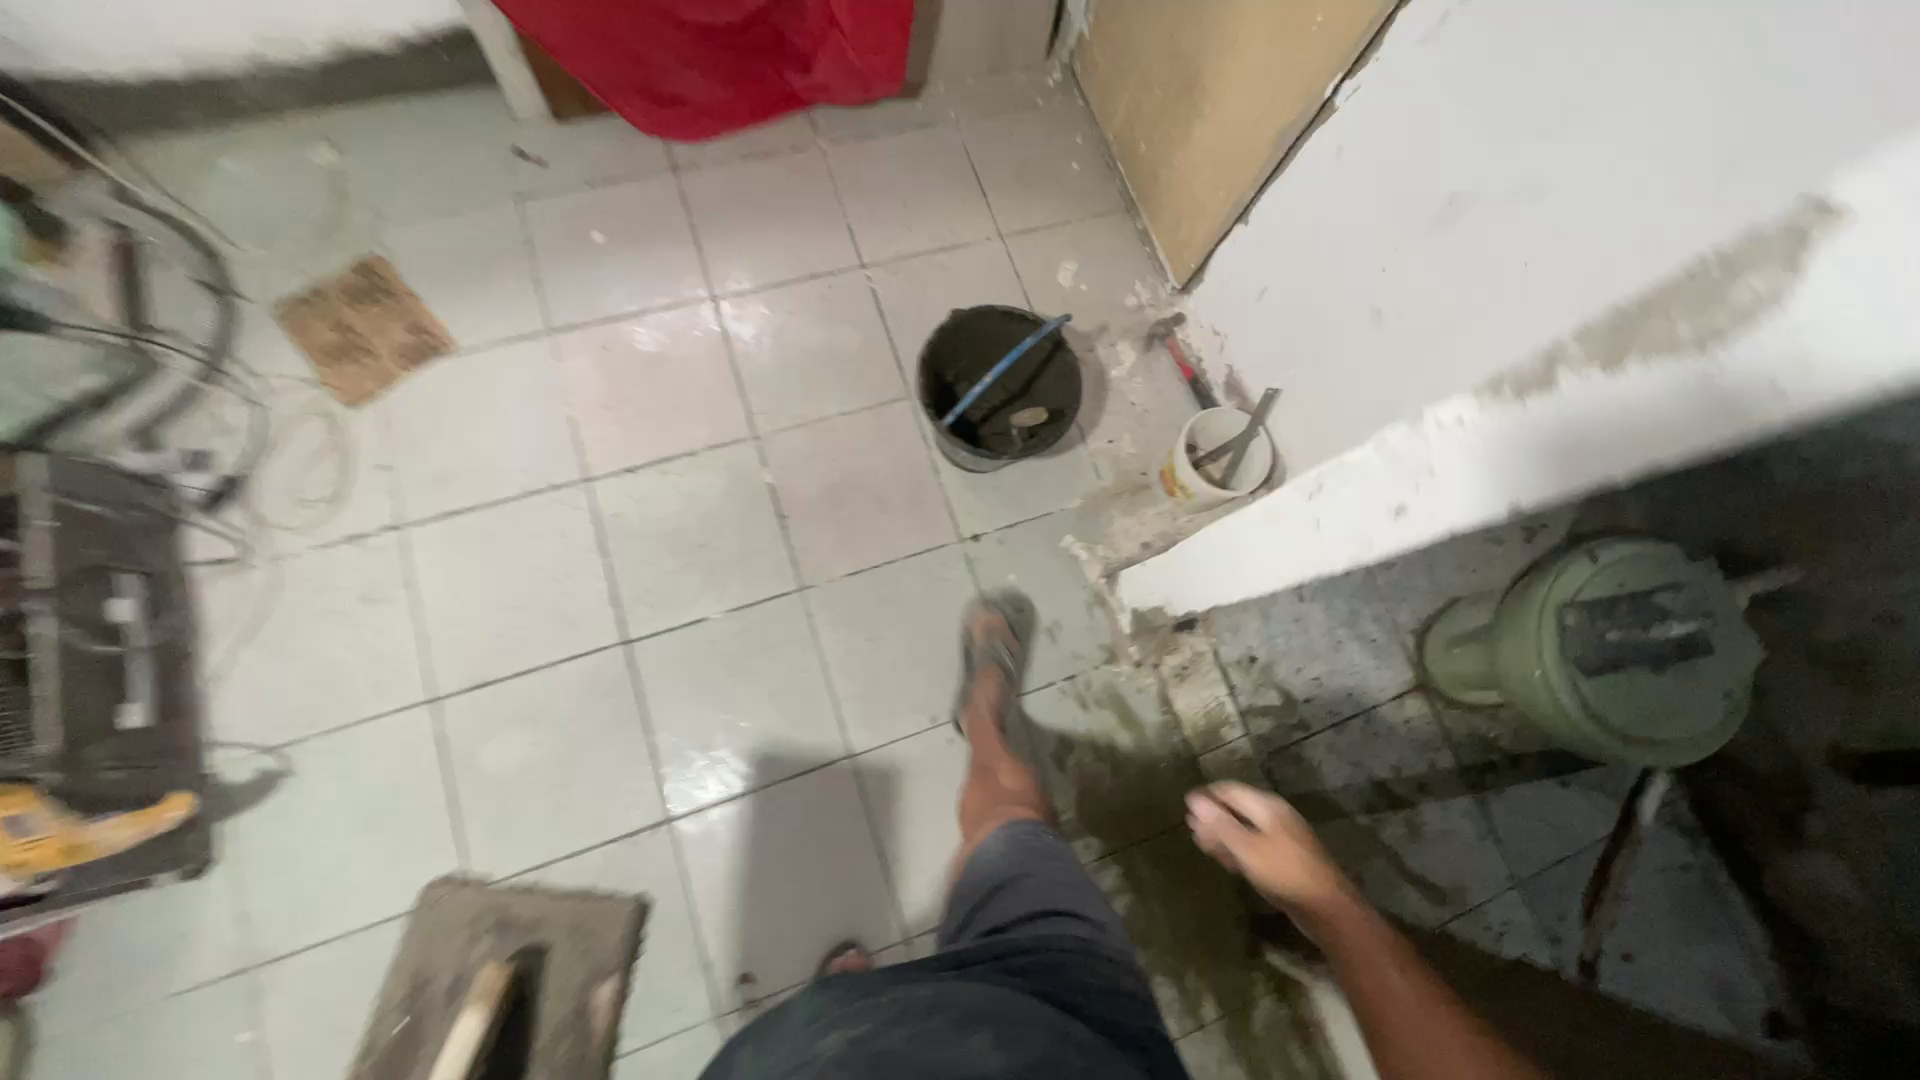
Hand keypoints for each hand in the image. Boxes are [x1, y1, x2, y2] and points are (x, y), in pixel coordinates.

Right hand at [1186, 782, 1353, 922]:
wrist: (1327, 910)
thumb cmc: (1284, 873)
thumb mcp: (1247, 848)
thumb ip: (1220, 823)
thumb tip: (1193, 799)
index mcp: (1267, 807)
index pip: (1230, 791)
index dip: (1207, 796)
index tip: (1186, 807)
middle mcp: (1275, 817)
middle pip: (1238, 809)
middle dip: (1214, 817)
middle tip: (1190, 828)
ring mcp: (1281, 839)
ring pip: (1245, 829)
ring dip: (1223, 835)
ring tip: (1200, 843)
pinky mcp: (1284, 860)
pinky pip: (1254, 847)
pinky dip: (1237, 849)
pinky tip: (1225, 860)